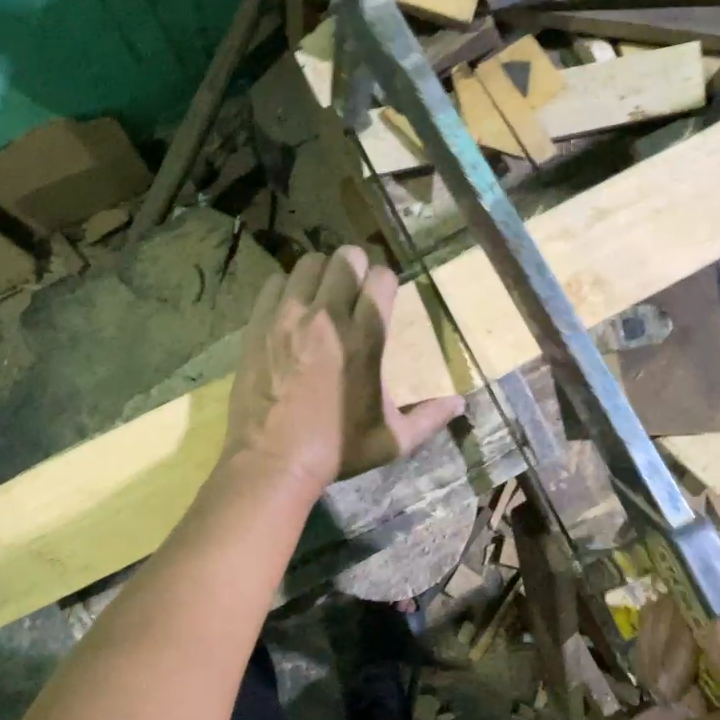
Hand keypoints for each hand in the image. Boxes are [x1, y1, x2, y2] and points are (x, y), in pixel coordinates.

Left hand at [223, 246, 465, 491]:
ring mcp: (288, 318)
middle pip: (346, 258)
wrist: (272, 461)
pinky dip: (286, 288)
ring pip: (308, 263)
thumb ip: (429, 417)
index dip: (385, 282)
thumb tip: (461, 404)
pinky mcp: (258, 325)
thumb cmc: (336, 451)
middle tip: (352, 289)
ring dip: (320, 273)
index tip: (381, 297)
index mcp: (366, 338)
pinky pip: (274, 282)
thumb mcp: (392, 440)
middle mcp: (328, 317)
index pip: (382, 277)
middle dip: (355, 267)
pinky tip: (291, 308)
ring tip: (321, 294)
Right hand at [634, 601, 719, 719]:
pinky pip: (661, 624)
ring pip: (669, 611)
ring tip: (668, 695)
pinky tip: (664, 688)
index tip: (681, 678)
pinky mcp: (708, 640)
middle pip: (690, 601)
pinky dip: (652, 655)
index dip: (690, 633)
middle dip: (670, 649)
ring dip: (657, 654)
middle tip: (670, 693)